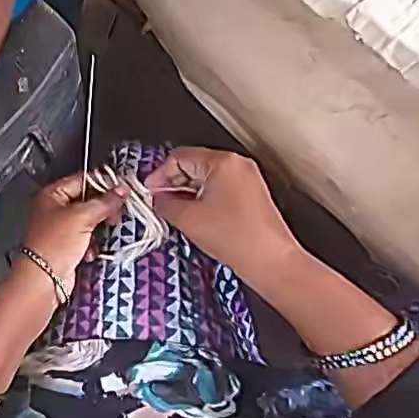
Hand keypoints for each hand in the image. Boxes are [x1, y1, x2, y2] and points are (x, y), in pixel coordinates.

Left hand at [21, 169, 126, 283]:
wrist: (44, 279)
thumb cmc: (54, 245)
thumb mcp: (82, 216)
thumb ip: (105, 201)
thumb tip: (121, 190)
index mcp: (52, 195)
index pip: (83, 180)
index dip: (103, 184)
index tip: (122, 190)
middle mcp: (54, 209)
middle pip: (87, 200)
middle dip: (103, 208)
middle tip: (115, 213)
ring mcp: (60, 229)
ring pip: (89, 221)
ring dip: (99, 228)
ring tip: (104, 232)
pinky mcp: (67, 246)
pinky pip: (87, 239)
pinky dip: (92, 243)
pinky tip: (92, 250)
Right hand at [146, 148, 302, 278]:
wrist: (269, 260)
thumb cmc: (237, 237)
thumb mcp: (187, 218)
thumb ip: (164, 203)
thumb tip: (157, 198)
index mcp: (222, 162)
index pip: (179, 157)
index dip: (159, 175)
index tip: (150, 191)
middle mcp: (237, 165)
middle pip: (193, 165)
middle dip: (172, 184)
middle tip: (158, 203)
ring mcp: (246, 179)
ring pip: (205, 178)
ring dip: (186, 193)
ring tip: (175, 213)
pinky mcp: (249, 195)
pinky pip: (218, 189)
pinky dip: (202, 199)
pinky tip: (194, 217)